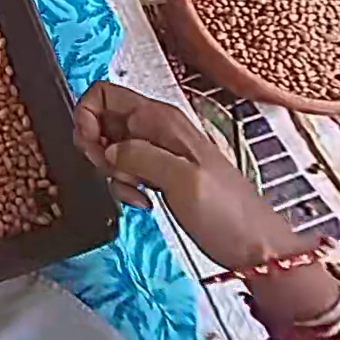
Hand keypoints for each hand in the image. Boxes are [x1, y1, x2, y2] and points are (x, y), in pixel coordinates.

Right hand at [72, 81, 304, 269]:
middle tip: (113, 171)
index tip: (93, 147)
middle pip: (100, 120)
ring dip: (110, 171)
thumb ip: (140, 155)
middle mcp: (154, 128)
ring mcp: (154, 150)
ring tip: (134, 189)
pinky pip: (120, 170)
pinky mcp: (154, 173)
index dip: (87, 116)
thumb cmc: (227, 211)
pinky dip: (122, 186)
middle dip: (96, 147)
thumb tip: (108, 150)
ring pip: (107, 147)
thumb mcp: (183, 179)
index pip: (103, 93)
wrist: (252, 246)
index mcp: (160, 118)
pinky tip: (142, 200)